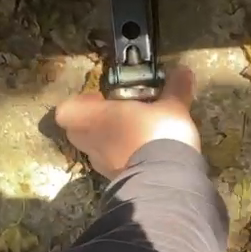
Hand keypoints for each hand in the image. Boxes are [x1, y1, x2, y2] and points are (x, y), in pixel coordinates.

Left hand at [53, 66, 199, 179]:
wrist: (165, 182)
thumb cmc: (159, 134)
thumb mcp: (172, 107)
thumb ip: (176, 88)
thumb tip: (184, 70)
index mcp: (97, 117)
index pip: (67, 110)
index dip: (80, 103)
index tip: (102, 98)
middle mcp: (93, 141)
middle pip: (76, 131)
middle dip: (91, 123)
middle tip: (114, 116)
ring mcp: (102, 165)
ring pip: (93, 150)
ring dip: (106, 142)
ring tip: (131, 135)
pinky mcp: (115, 181)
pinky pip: (111, 165)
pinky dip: (120, 158)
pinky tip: (141, 154)